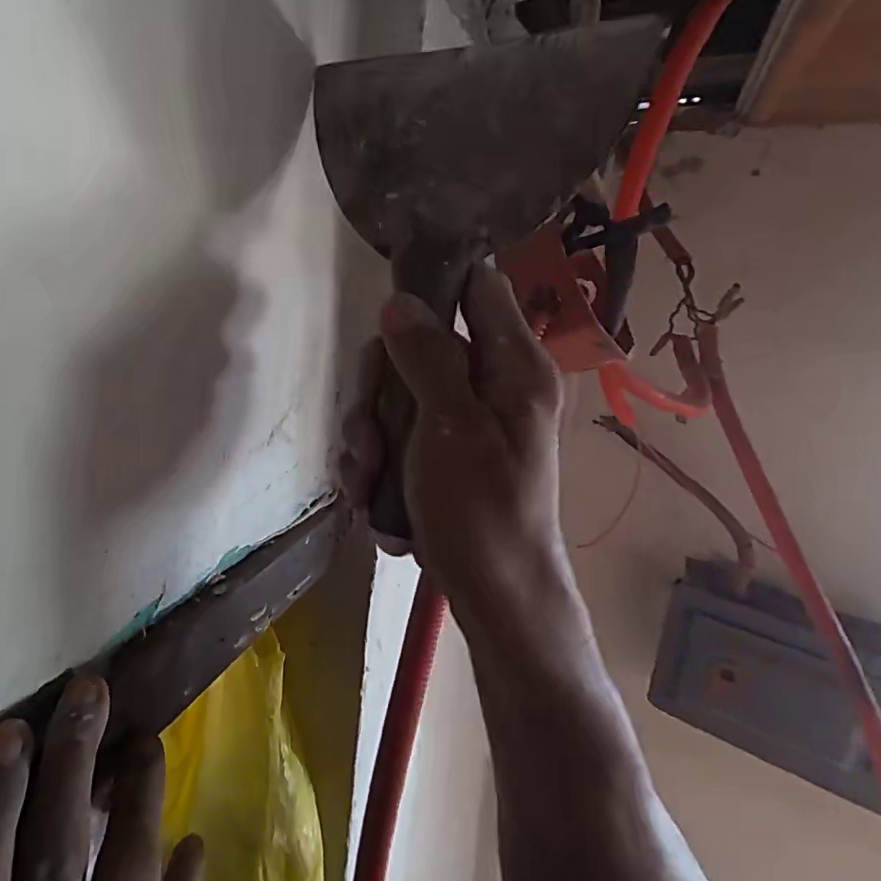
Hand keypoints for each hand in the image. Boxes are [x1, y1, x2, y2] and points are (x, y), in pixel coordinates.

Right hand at [339, 262, 567, 613]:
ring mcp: (460, 419)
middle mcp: (489, 384)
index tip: (389, 316)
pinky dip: (374, 462)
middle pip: (416, 346)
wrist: (493, 595)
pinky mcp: (438, 451)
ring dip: (366, 437)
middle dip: (377, 394)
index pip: (479, 288)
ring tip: (367, 483)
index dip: (434, 285)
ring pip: (393, 393)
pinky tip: (372, 497)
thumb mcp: (452, 429)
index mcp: (514, 366)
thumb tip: (399, 300)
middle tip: (368, 441)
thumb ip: (427, 359)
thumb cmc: (482, 512)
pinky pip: (392, 432)